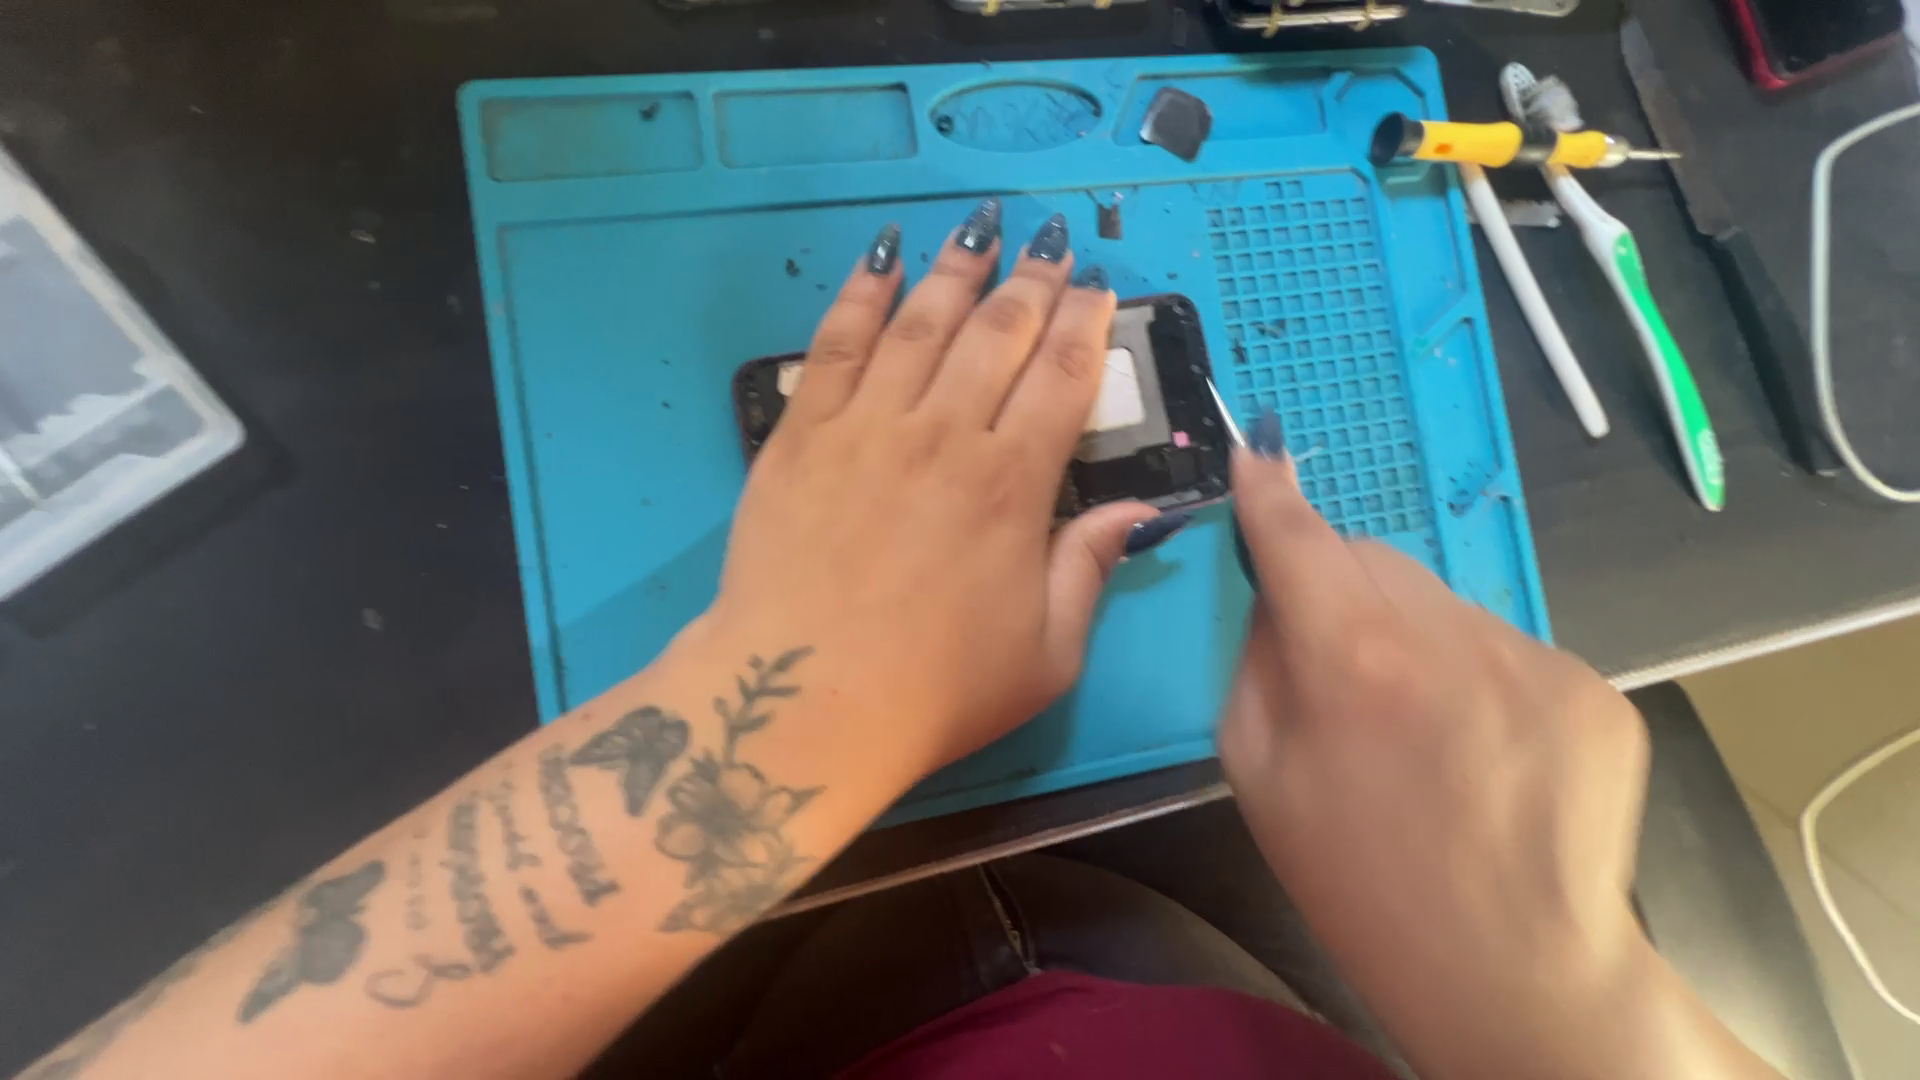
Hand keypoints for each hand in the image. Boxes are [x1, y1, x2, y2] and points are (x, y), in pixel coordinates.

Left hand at [709, 202, 1167, 774]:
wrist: (802, 702)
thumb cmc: (934, 691)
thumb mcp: (1046, 654)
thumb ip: (1091, 570)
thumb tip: (1142, 511)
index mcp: (1012, 485)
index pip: (1063, 378)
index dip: (1087, 325)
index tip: (1100, 289)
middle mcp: (944, 435)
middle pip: (999, 333)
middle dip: (1034, 282)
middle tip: (1053, 244)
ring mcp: (866, 426)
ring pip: (921, 322)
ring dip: (958, 269)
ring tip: (981, 227)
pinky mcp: (801, 433)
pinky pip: (836, 342)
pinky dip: (861, 292)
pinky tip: (883, 258)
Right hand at [1219, 446, 1658, 1078]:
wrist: (1509, 967)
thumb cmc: (1349, 872)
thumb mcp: (1255, 767)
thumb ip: (1256, 658)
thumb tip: (1274, 590)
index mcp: (1352, 661)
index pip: (1298, 539)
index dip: (1269, 493)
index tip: (1256, 447)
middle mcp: (1448, 637)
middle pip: (1369, 558)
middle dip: (1335, 584)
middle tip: (1329, 659)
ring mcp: (1533, 656)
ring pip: (1433, 597)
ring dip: (1402, 627)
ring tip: (1409, 716)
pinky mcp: (1593, 683)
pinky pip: (1494, 638)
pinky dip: (1464, 664)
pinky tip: (1472, 736)